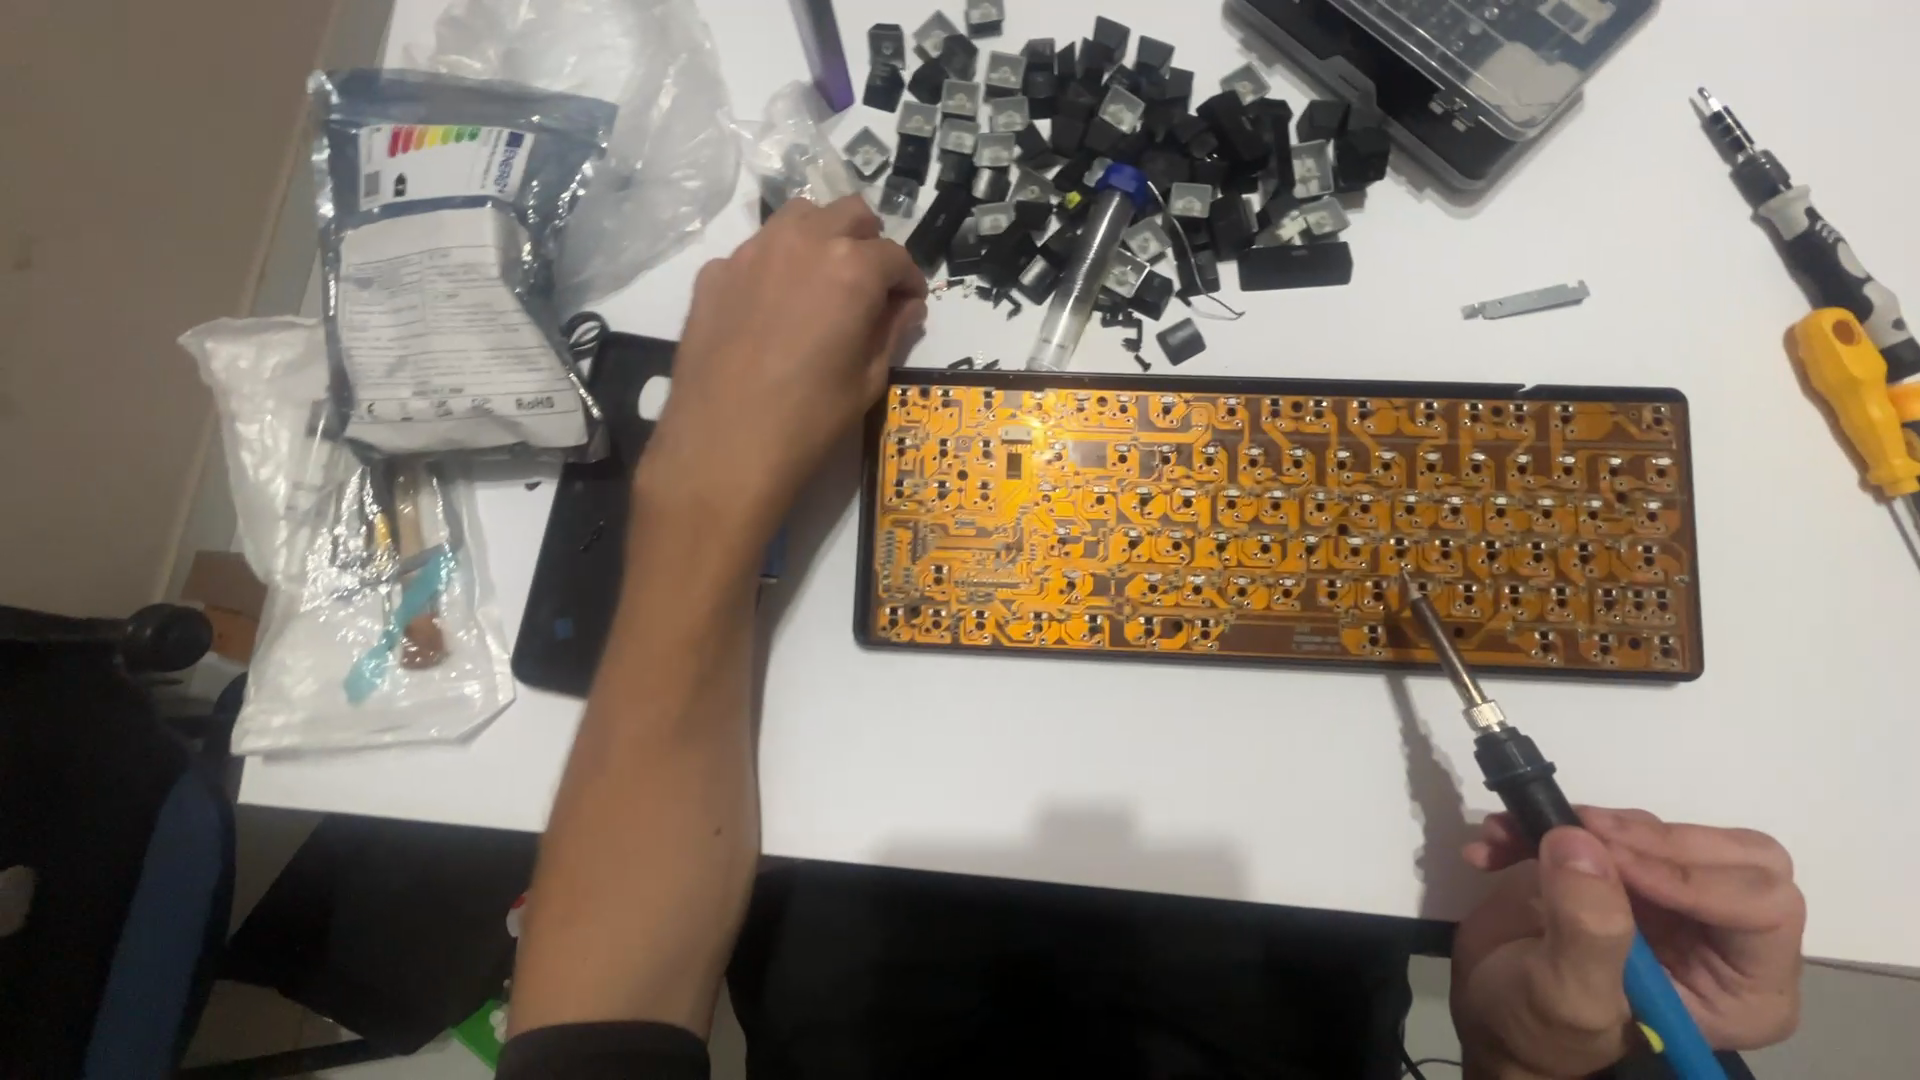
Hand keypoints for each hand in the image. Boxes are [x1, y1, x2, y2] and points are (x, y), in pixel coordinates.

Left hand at [639, 196, 926, 546]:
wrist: (723, 446)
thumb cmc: (809, 421)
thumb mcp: (867, 380)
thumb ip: (891, 331)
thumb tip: (906, 305)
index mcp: (851, 268)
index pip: (895, 255)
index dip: (909, 281)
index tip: (909, 304)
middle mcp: (803, 243)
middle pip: (849, 214)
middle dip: (869, 244)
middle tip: (870, 286)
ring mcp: (752, 252)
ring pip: (799, 218)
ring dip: (822, 239)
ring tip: (822, 283)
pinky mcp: (715, 273)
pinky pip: (756, 251)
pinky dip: (776, 266)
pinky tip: (773, 310)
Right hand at [1451, 809, 1803, 1078]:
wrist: (1492, 1016)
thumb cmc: (1543, 1030)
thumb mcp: (1568, 996)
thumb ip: (1587, 929)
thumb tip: (1580, 843)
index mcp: (1740, 983)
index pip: (1759, 905)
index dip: (1687, 874)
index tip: (1606, 859)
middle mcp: (1715, 934)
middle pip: (1730, 856)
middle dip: (1647, 836)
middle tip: (1577, 830)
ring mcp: (1659, 897)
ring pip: (1655, 831)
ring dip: (1578, 823)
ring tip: (1508, 836)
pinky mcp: (1604, 869)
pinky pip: (1589, 824)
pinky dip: (1534, 820)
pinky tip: (1493, 843)